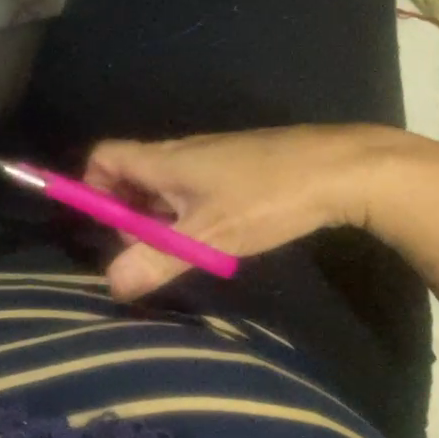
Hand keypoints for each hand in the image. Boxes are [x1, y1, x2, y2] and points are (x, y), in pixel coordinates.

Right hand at [84, 124, 419, 300]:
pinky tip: (218, 235)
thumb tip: (111, 285)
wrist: (347, 169)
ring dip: (160, 215)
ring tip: (185, 247)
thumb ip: (157, 260)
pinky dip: (189, 210)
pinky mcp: (238, 167)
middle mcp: (181, 152)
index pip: (103, 158)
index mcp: (164, 160)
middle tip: (148, 248)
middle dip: (128, 212)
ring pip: (165, 184)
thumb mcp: (208, 236)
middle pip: (131, 175)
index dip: (91, 187)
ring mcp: (212, 157)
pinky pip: (193, 186)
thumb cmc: (268, 198)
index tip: (106, 225)